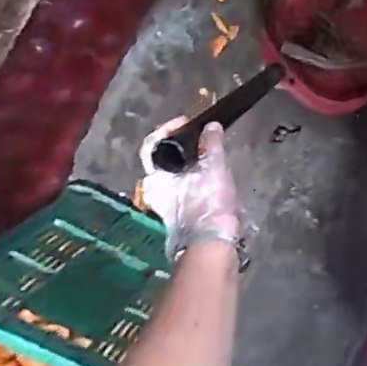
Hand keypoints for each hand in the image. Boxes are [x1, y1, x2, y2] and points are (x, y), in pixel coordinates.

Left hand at [138, 117, 242, 260]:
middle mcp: (154, 190)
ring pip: (175, 171)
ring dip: (192, 159)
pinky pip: (183, 183)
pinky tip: (213, 173)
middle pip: (164, 158)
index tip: (189, 122)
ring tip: (212, 152)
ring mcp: (166, 202)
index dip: (168, 128)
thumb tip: (211, 125)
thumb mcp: (214, 167)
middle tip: (203, 136)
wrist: (212, 243)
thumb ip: (211, 143)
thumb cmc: (208, 202)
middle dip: (184, 144)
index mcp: (155, 178)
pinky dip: (195, 174)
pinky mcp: (179, 210)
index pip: (152, 144)